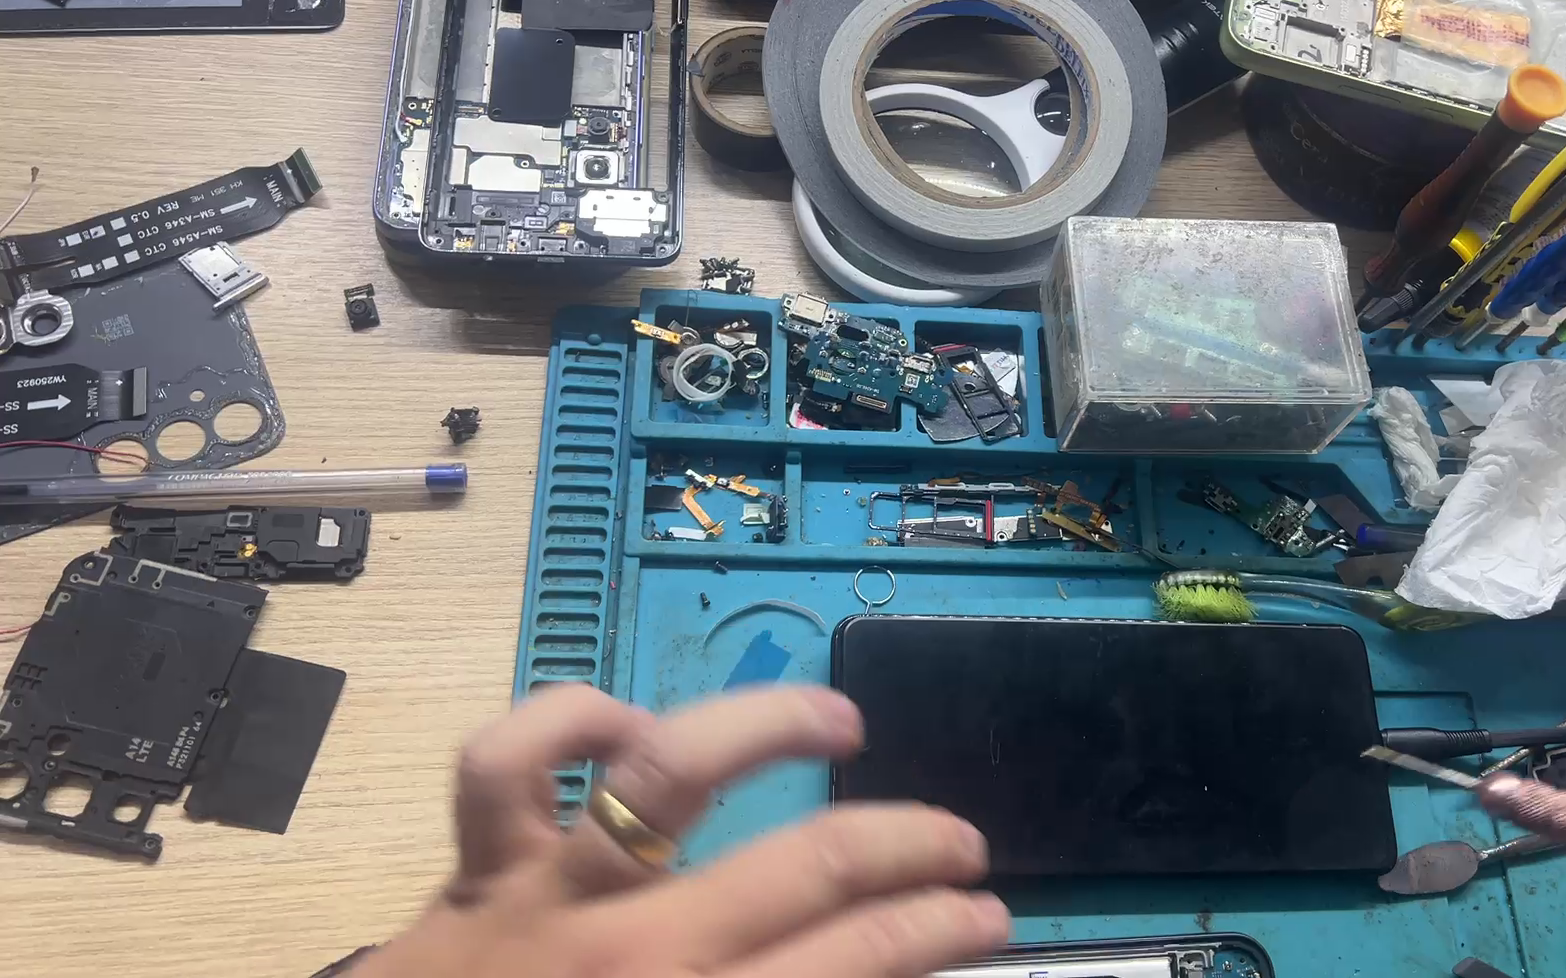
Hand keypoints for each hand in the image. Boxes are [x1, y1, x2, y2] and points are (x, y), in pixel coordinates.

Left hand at [350, 684, 1008, 976]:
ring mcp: (545, 896)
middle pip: (811, 866)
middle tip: (963, 839)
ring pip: (674, 768)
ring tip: (842, 721)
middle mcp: (636, 954)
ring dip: (774, 726)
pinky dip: (569, 718)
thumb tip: (865, 967)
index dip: (941, 928)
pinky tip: (627, 726)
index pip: (859, 958)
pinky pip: (505, 759)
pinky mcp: (471, 867)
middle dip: (911, 844)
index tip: (988, 914)